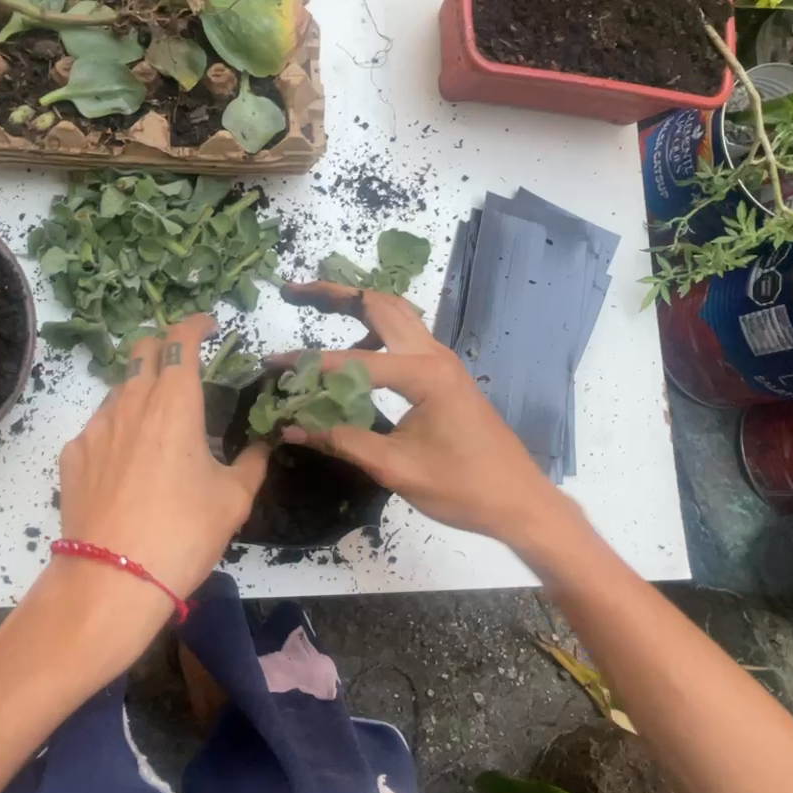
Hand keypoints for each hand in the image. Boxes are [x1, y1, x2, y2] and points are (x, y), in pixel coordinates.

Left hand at [56, 313, 269, 600]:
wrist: (112, 580)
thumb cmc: (183, 533)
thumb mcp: (234, 499)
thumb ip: (252, 461)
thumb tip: (262, 443)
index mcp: (174, 403)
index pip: (180, 339)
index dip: (195, 324)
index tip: (209, 326)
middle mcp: (130, 403)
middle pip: (142, 350)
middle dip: (165, 346)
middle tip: (186, 365)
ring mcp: (95, 428)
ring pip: (119, 388)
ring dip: (142, 389)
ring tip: (160, 426)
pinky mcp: (73, 455)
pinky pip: (99, 426)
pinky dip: (118, 428)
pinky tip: (130, 463)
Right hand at [274, 282, 577, 546]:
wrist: (520, 501)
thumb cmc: (463, 488)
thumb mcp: (396, 468)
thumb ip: (342, 441)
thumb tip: (291, 429)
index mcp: (424, 375)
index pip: (353, 360)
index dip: (308, 363)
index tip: (271, 363)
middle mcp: (434, 355)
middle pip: (381, 304)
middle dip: (337, 293)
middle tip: (296, 292)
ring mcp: (444, 361)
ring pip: (398, 313)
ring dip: (359, 304)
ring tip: (320, 306)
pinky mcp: (446, 374)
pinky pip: (408, 335)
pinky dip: (377, 328)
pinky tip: (356, 352)